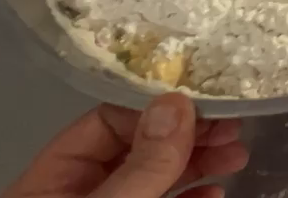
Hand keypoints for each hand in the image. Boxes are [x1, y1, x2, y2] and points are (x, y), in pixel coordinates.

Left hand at [3, 93, 249, 197]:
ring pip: (159, 172)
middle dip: (195, 134)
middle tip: (236, 130)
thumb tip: (178, 99)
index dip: (162, 107)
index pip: (110, 120)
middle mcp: (77, 190)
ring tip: (237, 158)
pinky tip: (214, 193)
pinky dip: (193, 193)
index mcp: (50, 180)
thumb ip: (141, 165)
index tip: (212, 102)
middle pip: (143, 145)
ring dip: (203, 161)